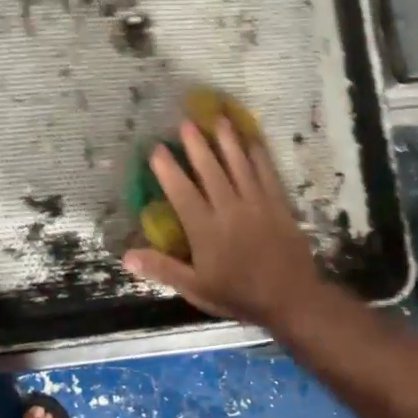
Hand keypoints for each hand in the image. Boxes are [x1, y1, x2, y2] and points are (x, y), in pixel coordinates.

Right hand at [122, 119, 325, 326]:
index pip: (182, 192)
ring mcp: (256, 203)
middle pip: (211, 170)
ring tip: (217, 119)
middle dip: (197, 145)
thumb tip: (126, 256)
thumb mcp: (195, 288)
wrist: (291, 298)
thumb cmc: (238, 295)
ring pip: (239, 164)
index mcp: (205, 229)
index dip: (168, 170)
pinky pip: (267, 172)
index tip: (156, 149)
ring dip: (227, 140)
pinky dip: (259, 153)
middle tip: (185, 122)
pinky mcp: (278, 203)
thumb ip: (162, 269)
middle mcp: (229, 208)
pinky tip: (253, 138)